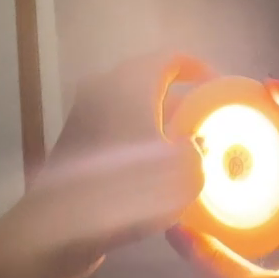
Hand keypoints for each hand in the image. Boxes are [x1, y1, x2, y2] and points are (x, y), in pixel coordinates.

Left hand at [0, 53, 208, 277]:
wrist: (63, 219)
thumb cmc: (128, 186)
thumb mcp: (181, 172)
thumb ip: (197, 152)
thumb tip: (195, 144)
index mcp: (133, 80)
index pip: (170, 58)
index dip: (196, 68)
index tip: (215, 85)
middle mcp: (105, 85)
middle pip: (149, 80)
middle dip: (178, 98)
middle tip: (202, 119)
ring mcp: (85, 109)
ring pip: (130, 104)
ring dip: (156, 120)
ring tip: (181, 147)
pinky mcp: (75, 136)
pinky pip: (114, 124)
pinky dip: (135, 135)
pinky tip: (150, 167)